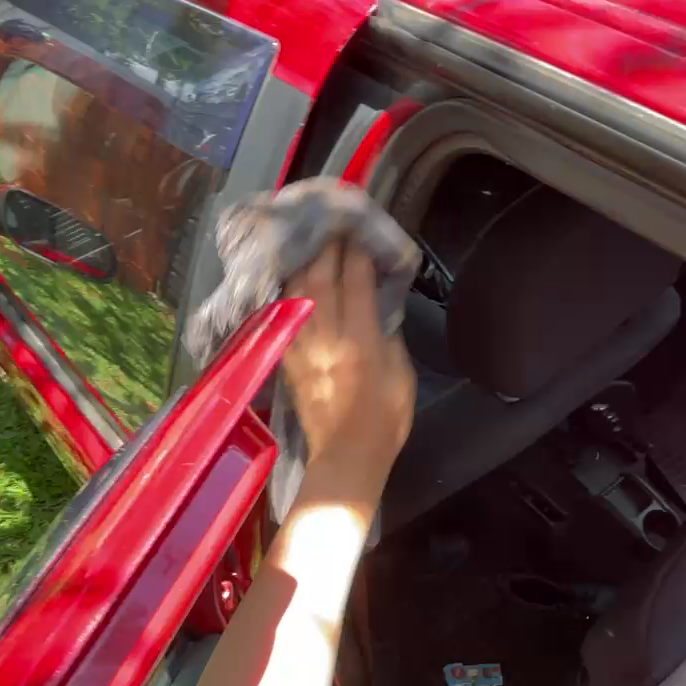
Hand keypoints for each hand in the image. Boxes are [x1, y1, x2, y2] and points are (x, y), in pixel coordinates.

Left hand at [282, 239, 414, 482]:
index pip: (356, 282)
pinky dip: (287, 292)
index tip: (359, 233)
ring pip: (297, 292)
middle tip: (333, 228)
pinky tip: (292, 278)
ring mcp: (303, 348)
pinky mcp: (288, 360)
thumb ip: (390, 337)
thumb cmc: (385, 421)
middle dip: (327, 248)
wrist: (348, 458)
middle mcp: (328, 338)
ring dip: (304, 263)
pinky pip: (283, 316)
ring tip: (311, 245)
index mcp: (362, 342)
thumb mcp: (402, 377)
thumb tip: (379, 308)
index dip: (357, 253)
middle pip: (321, 278)